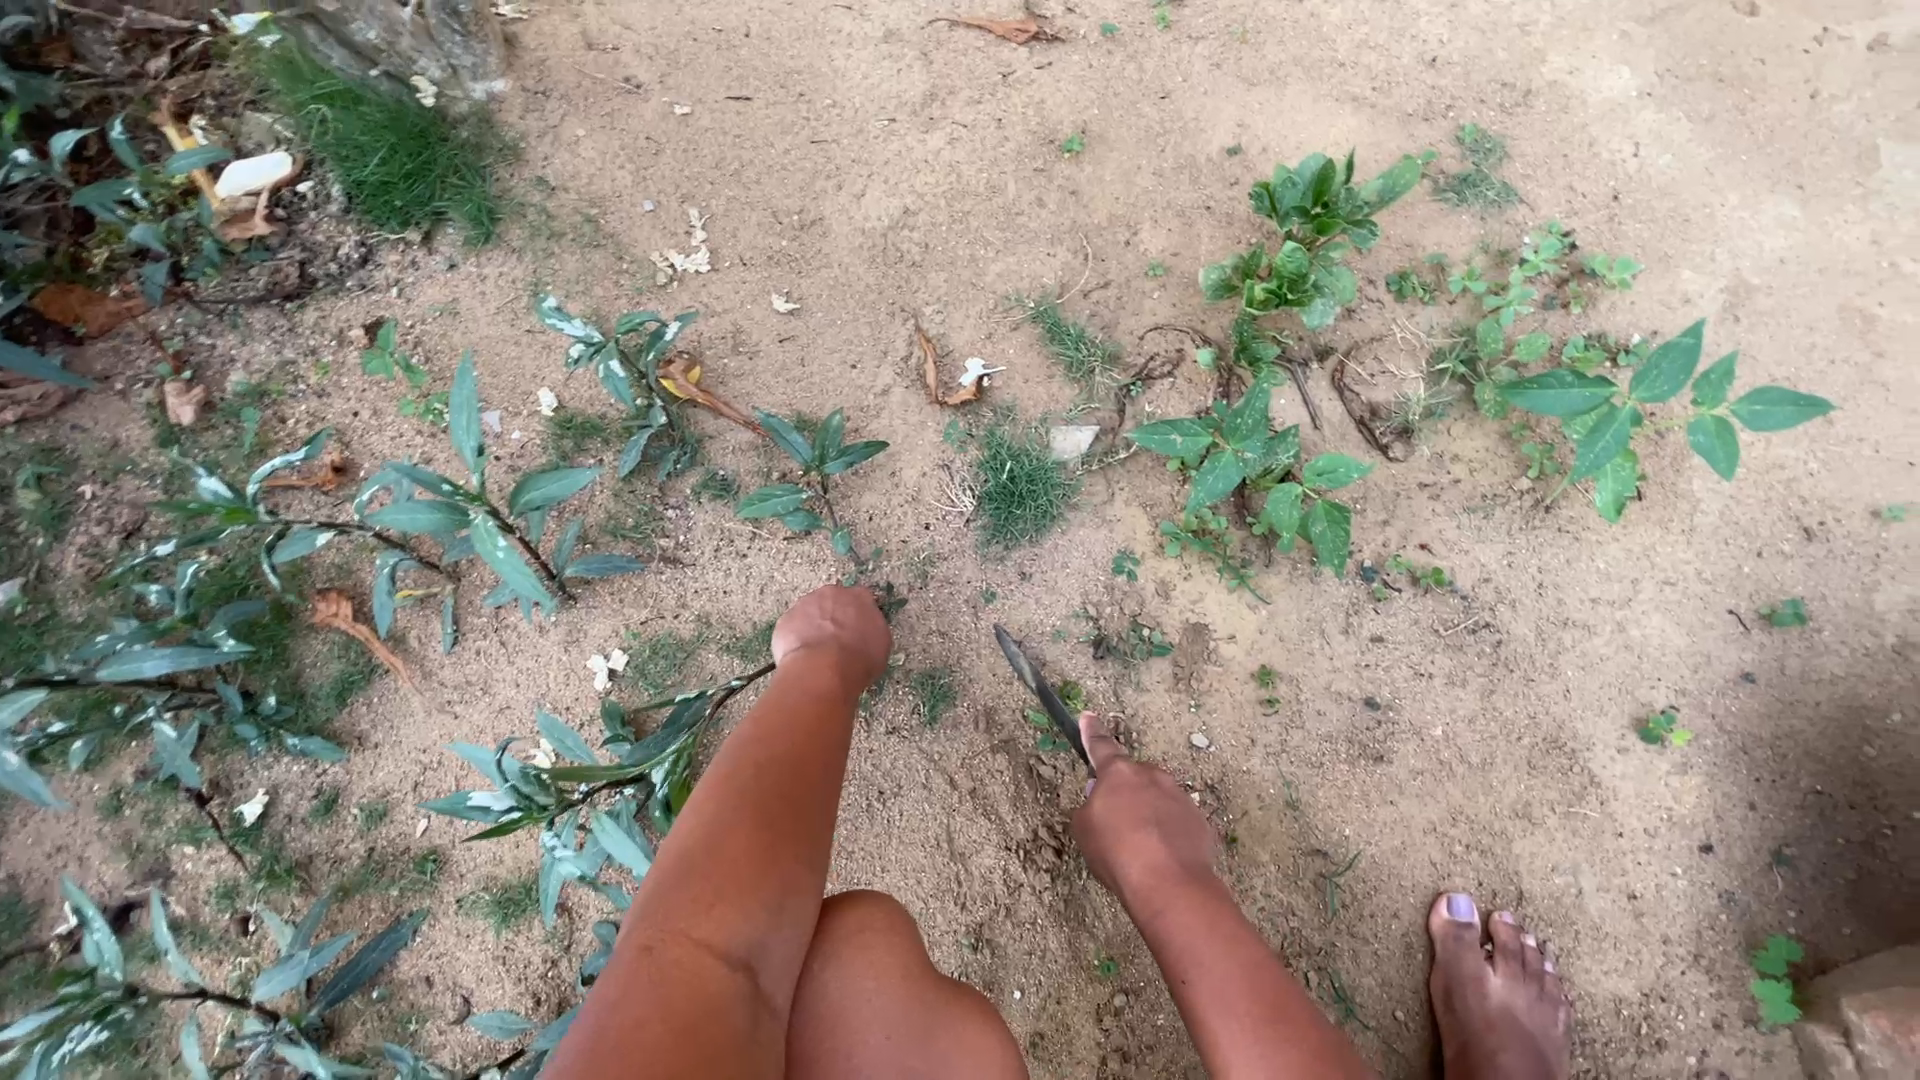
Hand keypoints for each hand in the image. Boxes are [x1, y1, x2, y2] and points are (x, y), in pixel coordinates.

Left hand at [770, 585, 891, 689]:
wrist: (824, 669)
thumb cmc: (858, 658)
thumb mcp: (881, 644)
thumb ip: (872, 629)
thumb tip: (866, 631)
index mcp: (859, 597)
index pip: (861, 599)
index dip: (857, 616)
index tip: (857, 630)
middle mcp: (831, 594)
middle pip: (832, 601)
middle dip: (833, 617)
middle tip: (836, 641)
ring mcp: (805, 605)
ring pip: (809, 612)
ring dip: (813, 626)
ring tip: (817, 652)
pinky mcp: (786, 620)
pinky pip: (792, 627)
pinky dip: (796, 639)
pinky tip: (803, 657)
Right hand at [1071, 712, 1219, 901]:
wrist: (1169, 883)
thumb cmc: (1117, 851)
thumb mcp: (1084, 828)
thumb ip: (1090, 807)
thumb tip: (1102, 802)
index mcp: (1118, 773)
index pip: (1101, 746)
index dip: (1092, 732)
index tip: (1089, 716)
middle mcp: (1151, 776)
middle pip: (1133, 778)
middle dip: (1124, 794)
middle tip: (1115, 823)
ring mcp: (1179, 796)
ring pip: (1157, 799)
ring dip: (1148, 814)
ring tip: (1140, 848)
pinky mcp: (1199, 821)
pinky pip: (1177, 821)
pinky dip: (1168, 833)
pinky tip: (1162, 857)